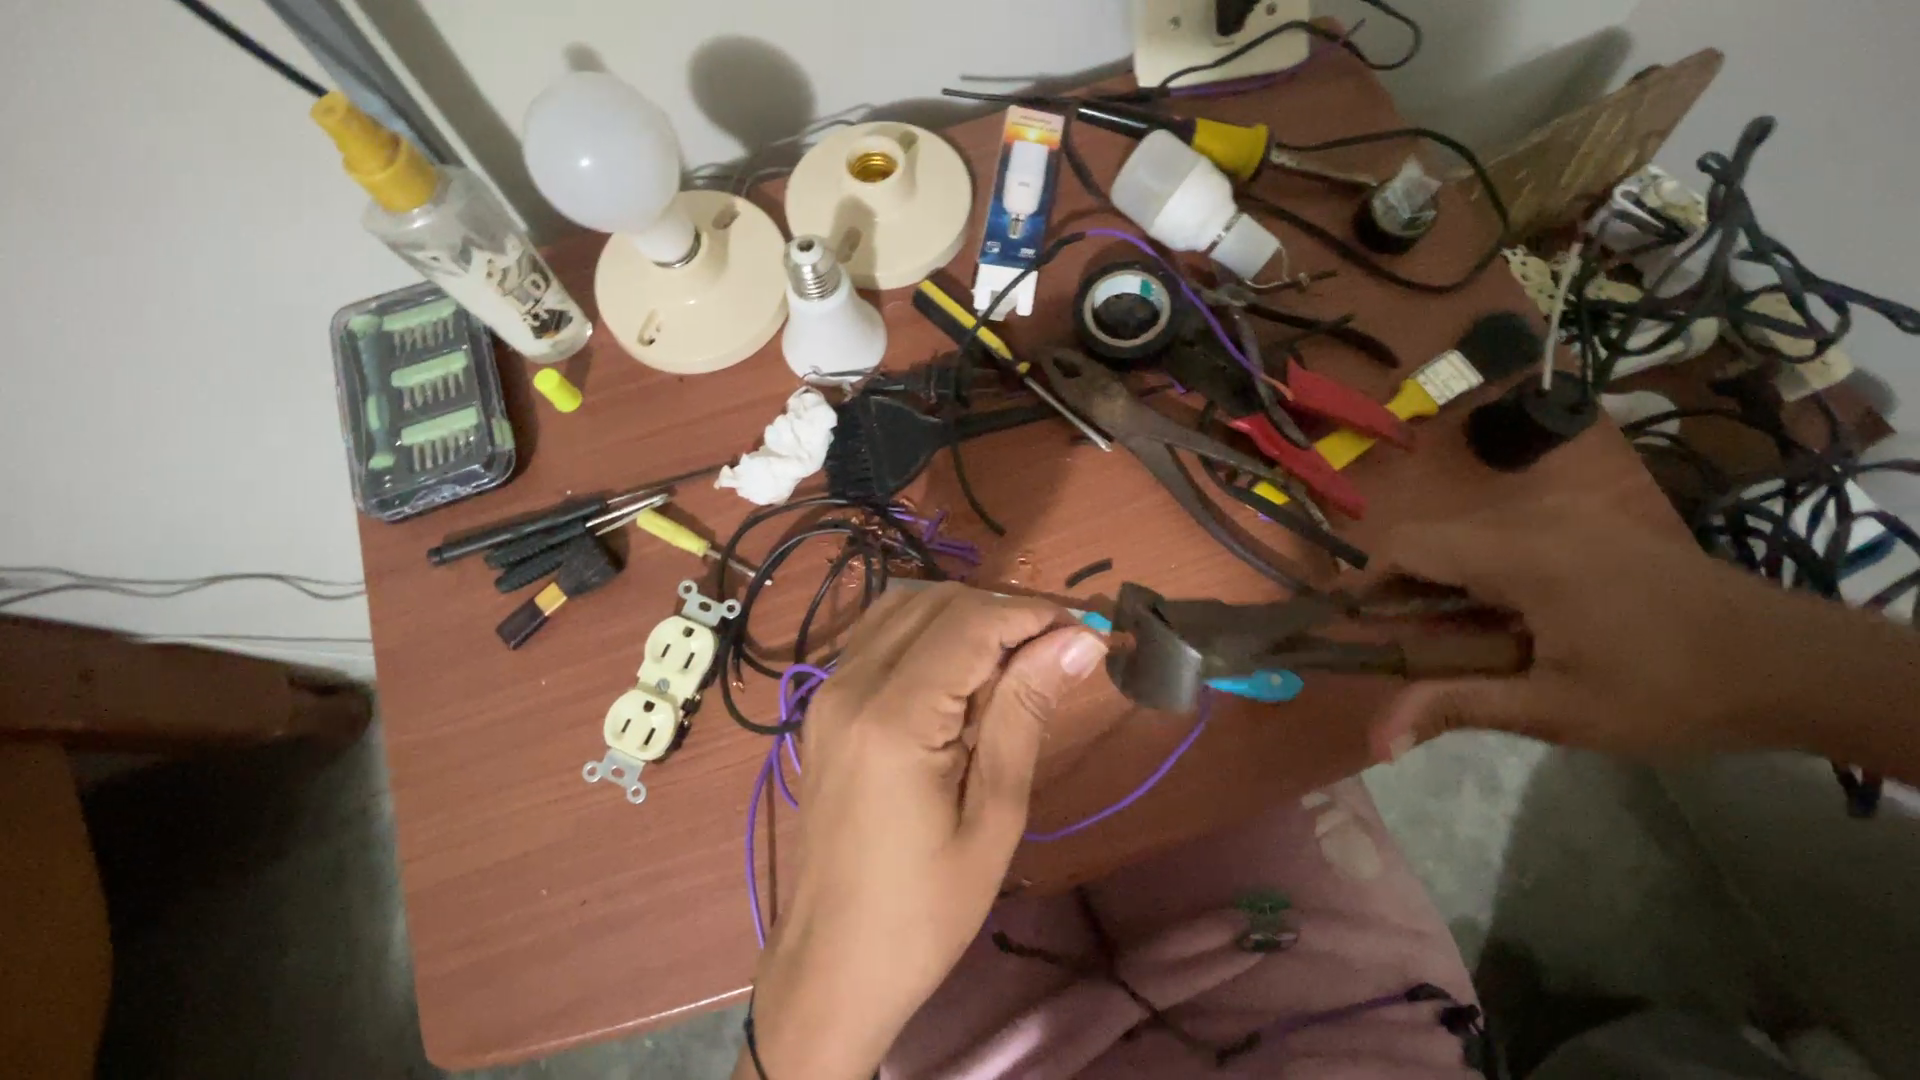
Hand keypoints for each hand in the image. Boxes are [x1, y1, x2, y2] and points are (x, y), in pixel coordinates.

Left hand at [739, 583, 1107, 1079]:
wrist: (833, 964)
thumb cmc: (926, 909)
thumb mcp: (994, 814)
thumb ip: (1026, 711)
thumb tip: (1078, 642)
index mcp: (894, 717)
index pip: (971, 622)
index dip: (1035, 613)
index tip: (1088, 631)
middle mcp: (850, 685)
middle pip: (936, 601)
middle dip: (1005, 609)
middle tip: (1061, 646)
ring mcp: (827, 693)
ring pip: (903, 607)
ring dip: (966, 614)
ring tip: (1019, 656)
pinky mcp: (824, 708)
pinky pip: (878, 636)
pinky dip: (928, 632)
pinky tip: (964, 671)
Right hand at [1363, 502, 1822, 762]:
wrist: (1801, 664)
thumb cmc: (1673, 690)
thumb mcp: (1559, 709)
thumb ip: (1457, 707)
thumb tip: (1376, 742)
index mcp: (1521, 554)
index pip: (1406, 544)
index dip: (1362, 581)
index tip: (1346, 626)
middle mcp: (1535, 519)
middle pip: (1431, 541)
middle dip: (1401, 593)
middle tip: (1402, 651)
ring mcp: (1567, 517)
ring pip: (1466, 541)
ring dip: (1442, 588)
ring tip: (1453, 646)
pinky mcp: (1588, 527)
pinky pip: (1504, 541)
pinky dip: (1480, 580)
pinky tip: (1506, 626)